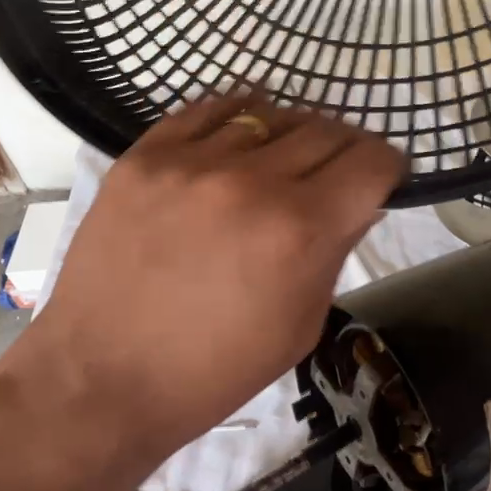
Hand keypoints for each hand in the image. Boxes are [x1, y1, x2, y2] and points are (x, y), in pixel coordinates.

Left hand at [23, 92, 405, 456]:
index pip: (372, 161)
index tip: (382, 178)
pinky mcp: (144, 156)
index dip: (389, 167)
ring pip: (271, 113)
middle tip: (336, 174)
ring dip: (292, 135)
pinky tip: (237, 143)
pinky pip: (209, 110)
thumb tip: (358, 200)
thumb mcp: (303, 323)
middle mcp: (252, 181)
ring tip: (281, 163)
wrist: (102, 381)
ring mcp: (191, 162)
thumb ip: (337, 250)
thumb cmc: (215, 370)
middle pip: (328, 130)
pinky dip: (236, 121)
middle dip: (346, 151)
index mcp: (300, 230)